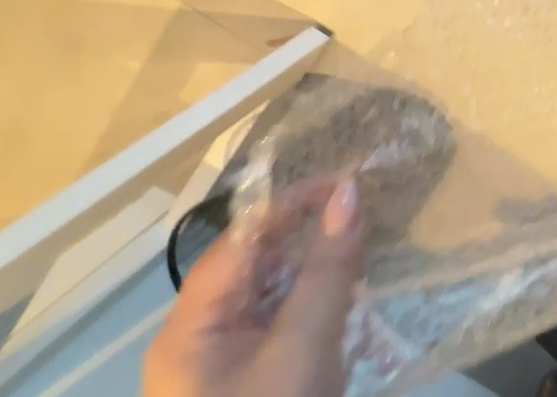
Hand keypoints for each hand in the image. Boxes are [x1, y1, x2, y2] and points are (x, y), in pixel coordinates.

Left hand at [145, 177, 363, 396]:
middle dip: (308, 230)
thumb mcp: (306, 343)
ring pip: (270, 288)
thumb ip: (329, 266)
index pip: (241, 239)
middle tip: (365, 211)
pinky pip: (281, 317)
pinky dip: (317, 298)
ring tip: (364, 248)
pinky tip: (349, 295)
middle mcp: (196, 336)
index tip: (351, 179)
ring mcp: (221, 360)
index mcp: (191, 327)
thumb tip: (350, 190)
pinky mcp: (249, 376)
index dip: (292, 201)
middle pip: (253, 262)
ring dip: (317, 264)